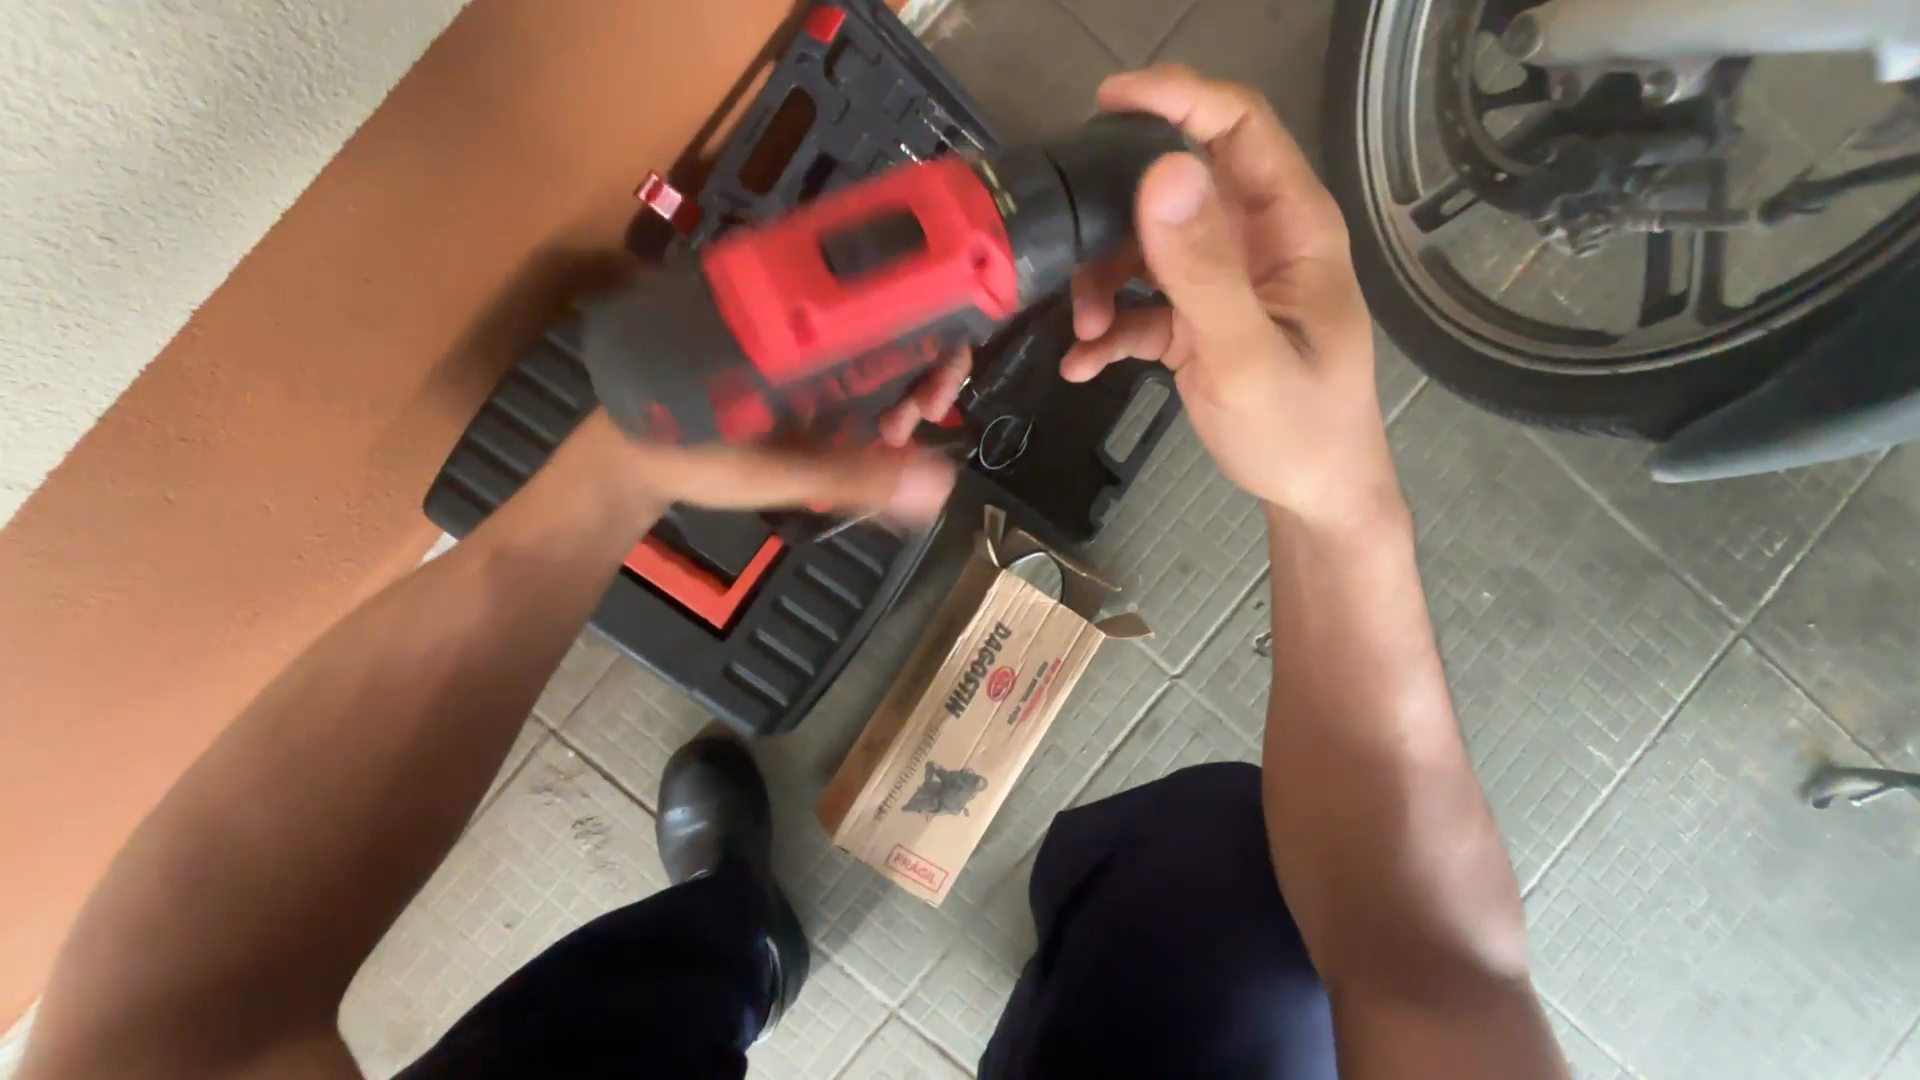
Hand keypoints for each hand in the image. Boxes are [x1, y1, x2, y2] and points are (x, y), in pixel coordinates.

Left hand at [586, 349, 966, 527]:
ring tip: (891, 437)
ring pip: (882, 352)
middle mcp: (806, 322)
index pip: (894, 296)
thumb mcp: (777, 469)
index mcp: (799, 321)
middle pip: (898, 323)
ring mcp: (803, 348)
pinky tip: (877, 435)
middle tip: (912, 423)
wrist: (628, 458)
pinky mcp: (798, 373)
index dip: (938, 336)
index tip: (933, 394)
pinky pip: (858, 377)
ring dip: (904, 394)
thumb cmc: (692, 452)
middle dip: (925, 374)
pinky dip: (880, 403)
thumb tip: (937, 487)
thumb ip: (857, 476)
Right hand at [1065, 66, 1400, 527]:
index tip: (1107, 103)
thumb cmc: (1300, 428)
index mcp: (1289, 227)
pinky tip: (1081, 364)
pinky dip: (1108, 332)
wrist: (1312, 494)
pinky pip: (1141, 310)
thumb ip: (1205, 271)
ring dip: (1103, 285)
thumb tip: (1162, 175)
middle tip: (1071, 254)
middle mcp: (1254, 243)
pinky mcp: (1196, 326)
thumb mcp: (1248, 353)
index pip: (1239, 127)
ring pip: (1145, 250)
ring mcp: (1222, 285)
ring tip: (1082, 332)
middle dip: (1115, 220)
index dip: (1177, 100)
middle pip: (1173, 190)